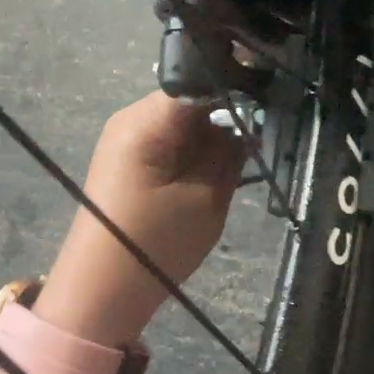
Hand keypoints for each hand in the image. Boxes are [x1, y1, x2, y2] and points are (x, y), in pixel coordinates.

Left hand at [32, 92, 243, 346]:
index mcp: (146, 121)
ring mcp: (128, 141)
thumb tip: (247, 125)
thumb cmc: (155, 243)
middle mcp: (133, 120)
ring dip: (212, 140)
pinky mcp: (130, 163)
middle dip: (226, 117)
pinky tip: (215, 177)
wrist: (101, 292)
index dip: (237, 87)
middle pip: (191, 100)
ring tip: (241, 163)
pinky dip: (195, 156)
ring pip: (185, 124)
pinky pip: (172, 144)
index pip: (198, 81)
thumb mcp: (205, 199)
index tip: (271, 102)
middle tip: (262, 141)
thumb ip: (229, 154)